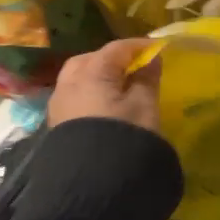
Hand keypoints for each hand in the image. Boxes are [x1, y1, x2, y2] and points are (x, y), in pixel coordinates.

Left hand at [47, 38, 162, 132]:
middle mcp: (70, 81)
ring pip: (78, 75)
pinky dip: (91, 88)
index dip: (139, 46)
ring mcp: (60, 100)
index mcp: (92, 73)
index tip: (159, 48)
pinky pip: (75, 92)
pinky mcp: (60, 118)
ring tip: (120, 83)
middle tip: (136, 65)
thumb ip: (147, 78)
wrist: (96, 173)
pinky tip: (105, 100)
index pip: (116, 49)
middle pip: (90, 58)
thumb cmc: (126, 132)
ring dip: (99, 73)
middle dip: (113, 57)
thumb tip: (151, 58)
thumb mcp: (145, 103)